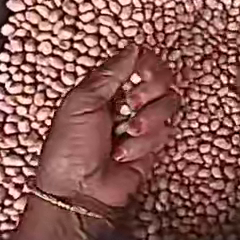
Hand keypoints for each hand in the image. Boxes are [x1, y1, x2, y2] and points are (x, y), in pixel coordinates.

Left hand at [34, 44, 176, 218]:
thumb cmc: (71, 148)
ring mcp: (143, 123)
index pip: (139, 62)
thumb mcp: (81, 102)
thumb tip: (133, 48)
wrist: (82, 190)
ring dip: (147, 120)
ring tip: (126, 135)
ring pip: (168, 105)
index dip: (147, 65)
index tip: (142, 72)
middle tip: (132, 104)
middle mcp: (127, 102)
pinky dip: (145, 143)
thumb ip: (110, 73)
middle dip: (150, 92)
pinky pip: (165, 131)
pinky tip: (126, 154)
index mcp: (106, 87)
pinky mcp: (153, 144)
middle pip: (161, 80)